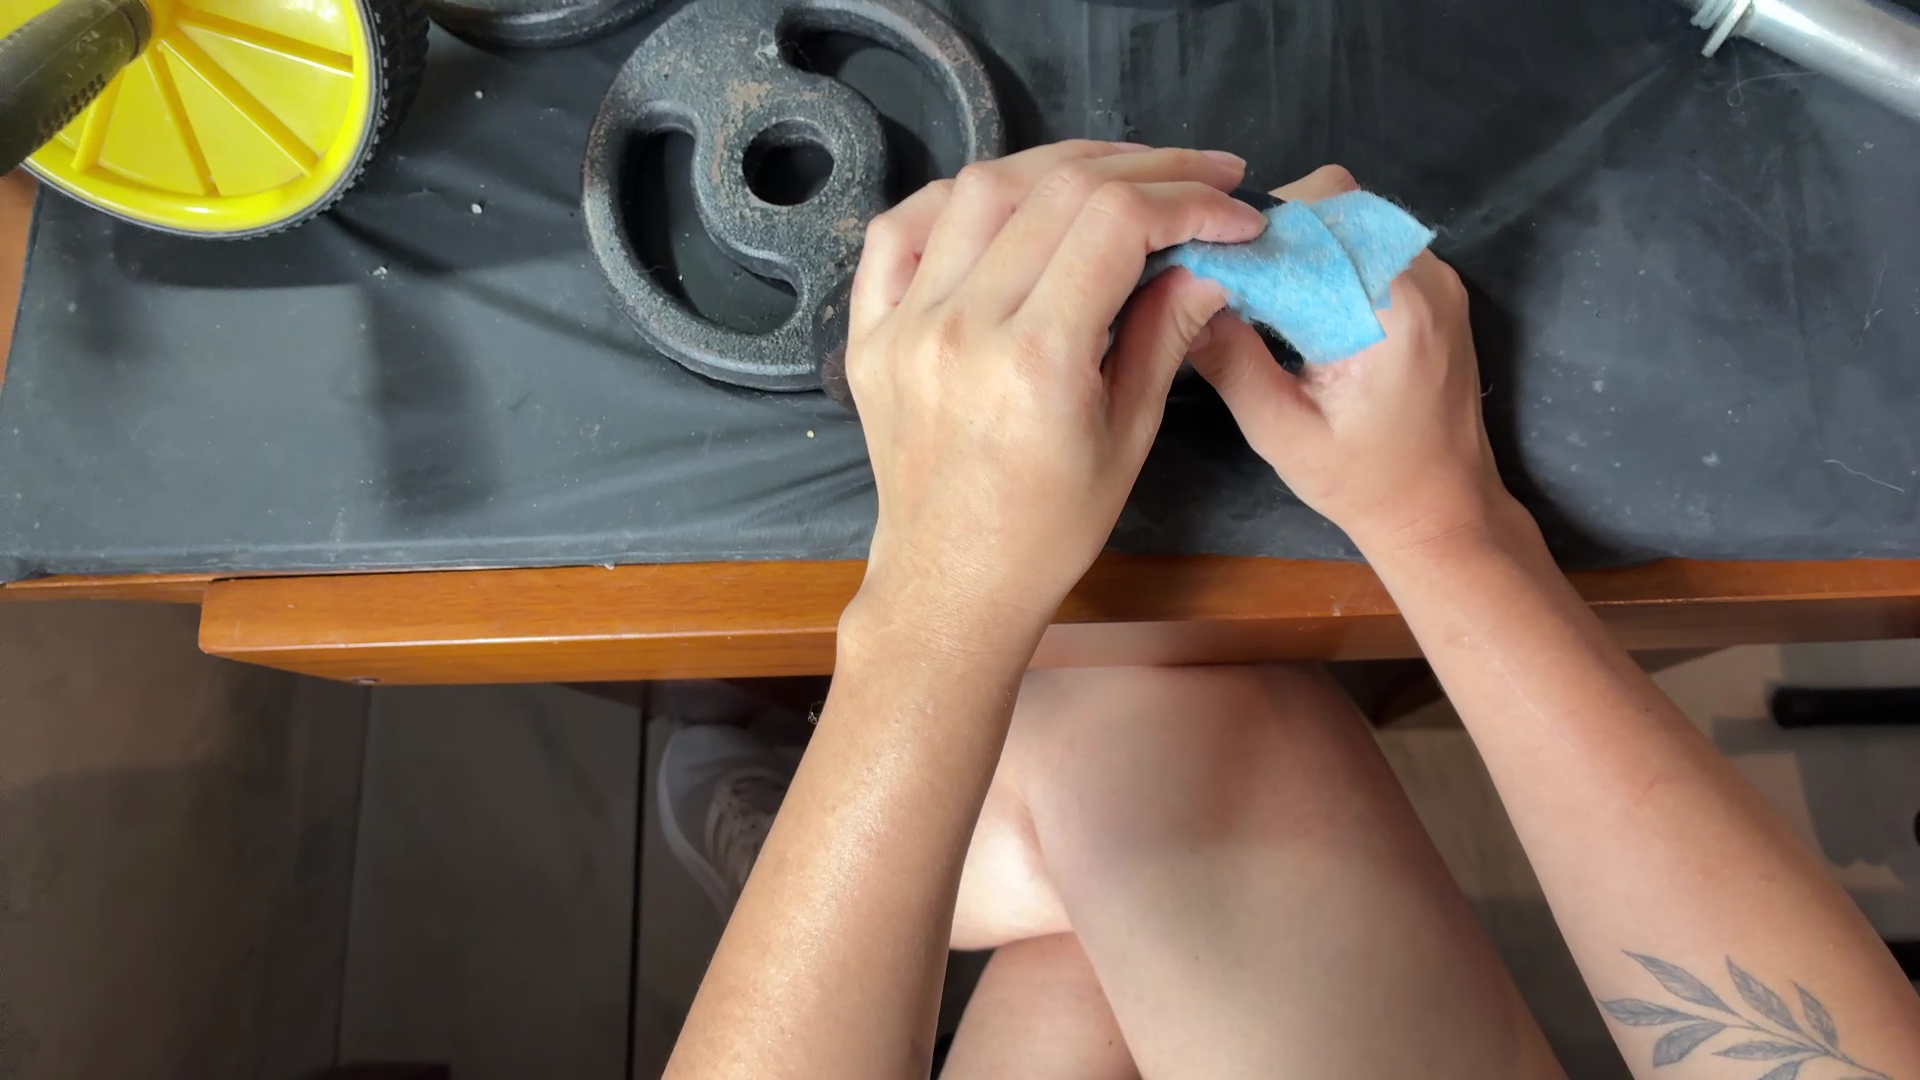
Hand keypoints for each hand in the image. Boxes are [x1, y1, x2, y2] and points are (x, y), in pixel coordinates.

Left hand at [845, 141, 1265, 646]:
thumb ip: (1164, 337)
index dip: (1188, 199)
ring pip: (978, 189)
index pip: (1115, 222)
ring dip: (1056, 168)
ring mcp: (902, 326)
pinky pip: (898, 231)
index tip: (1230, 214)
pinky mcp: (869, 335)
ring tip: (1111, 181)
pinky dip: (954, 199)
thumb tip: (1207, 262)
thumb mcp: (1125, 442)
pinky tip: (1003, 206)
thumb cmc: (1046, 533)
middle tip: (1194, 177)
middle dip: (1142, 168)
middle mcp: (960, 327)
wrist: (952, 580)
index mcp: (1034, 361)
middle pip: (1053, 189)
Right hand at [1186, 165, 1514, 557]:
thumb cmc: (1360, 482)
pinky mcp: (1431, 291)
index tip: (1199, 266)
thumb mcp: (1280, 432)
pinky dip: (1320, 260)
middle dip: (1269, 231)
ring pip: (1351, 217)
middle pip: (1336, 202)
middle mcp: (1424, 274)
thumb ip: (1232, 364)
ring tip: (1248, 293)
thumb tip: (1180, 300)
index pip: (1313, 222)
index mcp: (1392, 307)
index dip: (1249, 236)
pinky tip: (1289, 306)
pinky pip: (1367, 246)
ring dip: (1294, 244)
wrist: (1440, 508)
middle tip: (1222, 280)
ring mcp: (1434, 278)